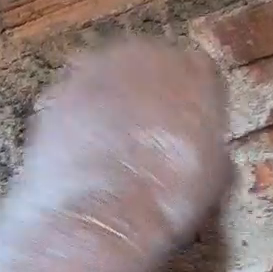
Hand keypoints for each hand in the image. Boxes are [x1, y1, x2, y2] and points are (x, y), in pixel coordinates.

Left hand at [15, 39, 231, 243]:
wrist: (104, 215)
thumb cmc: (172, 196)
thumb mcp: (215, 178)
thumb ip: (212, 147)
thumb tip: (210, 154)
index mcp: (194, 72)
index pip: (201, 73)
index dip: (197, 103)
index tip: (194, 128)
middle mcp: (145, 57)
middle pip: (153, 66)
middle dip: (153, 96)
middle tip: (153, 135)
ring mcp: (95, 70)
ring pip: (111, 79)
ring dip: (114, 103)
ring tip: (115, 146)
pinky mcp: (57, 92)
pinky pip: (77, 100)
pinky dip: (81, 120)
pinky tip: (84, 154)